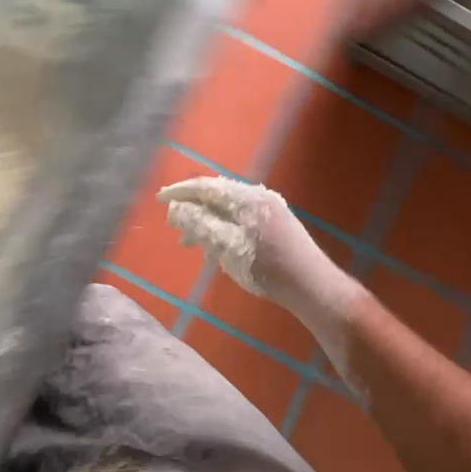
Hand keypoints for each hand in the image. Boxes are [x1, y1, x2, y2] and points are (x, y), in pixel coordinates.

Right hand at [157, 177, 347, 308]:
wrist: (311, 285)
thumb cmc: (265, 267)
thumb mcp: (226, 246)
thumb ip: (199, 224)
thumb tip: (176, 208)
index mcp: (245, 198)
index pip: (206, 187)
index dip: (180, 192)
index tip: (159, 200)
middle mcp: (258, 198)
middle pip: (217, 196)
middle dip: (191, 208)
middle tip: (172, 223)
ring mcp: (269, 210)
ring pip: (228, 210)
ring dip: (205, 222)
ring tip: (189, 242)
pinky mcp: (276, 226)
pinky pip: (240, 220)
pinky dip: (222, 229)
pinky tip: (216, 249)